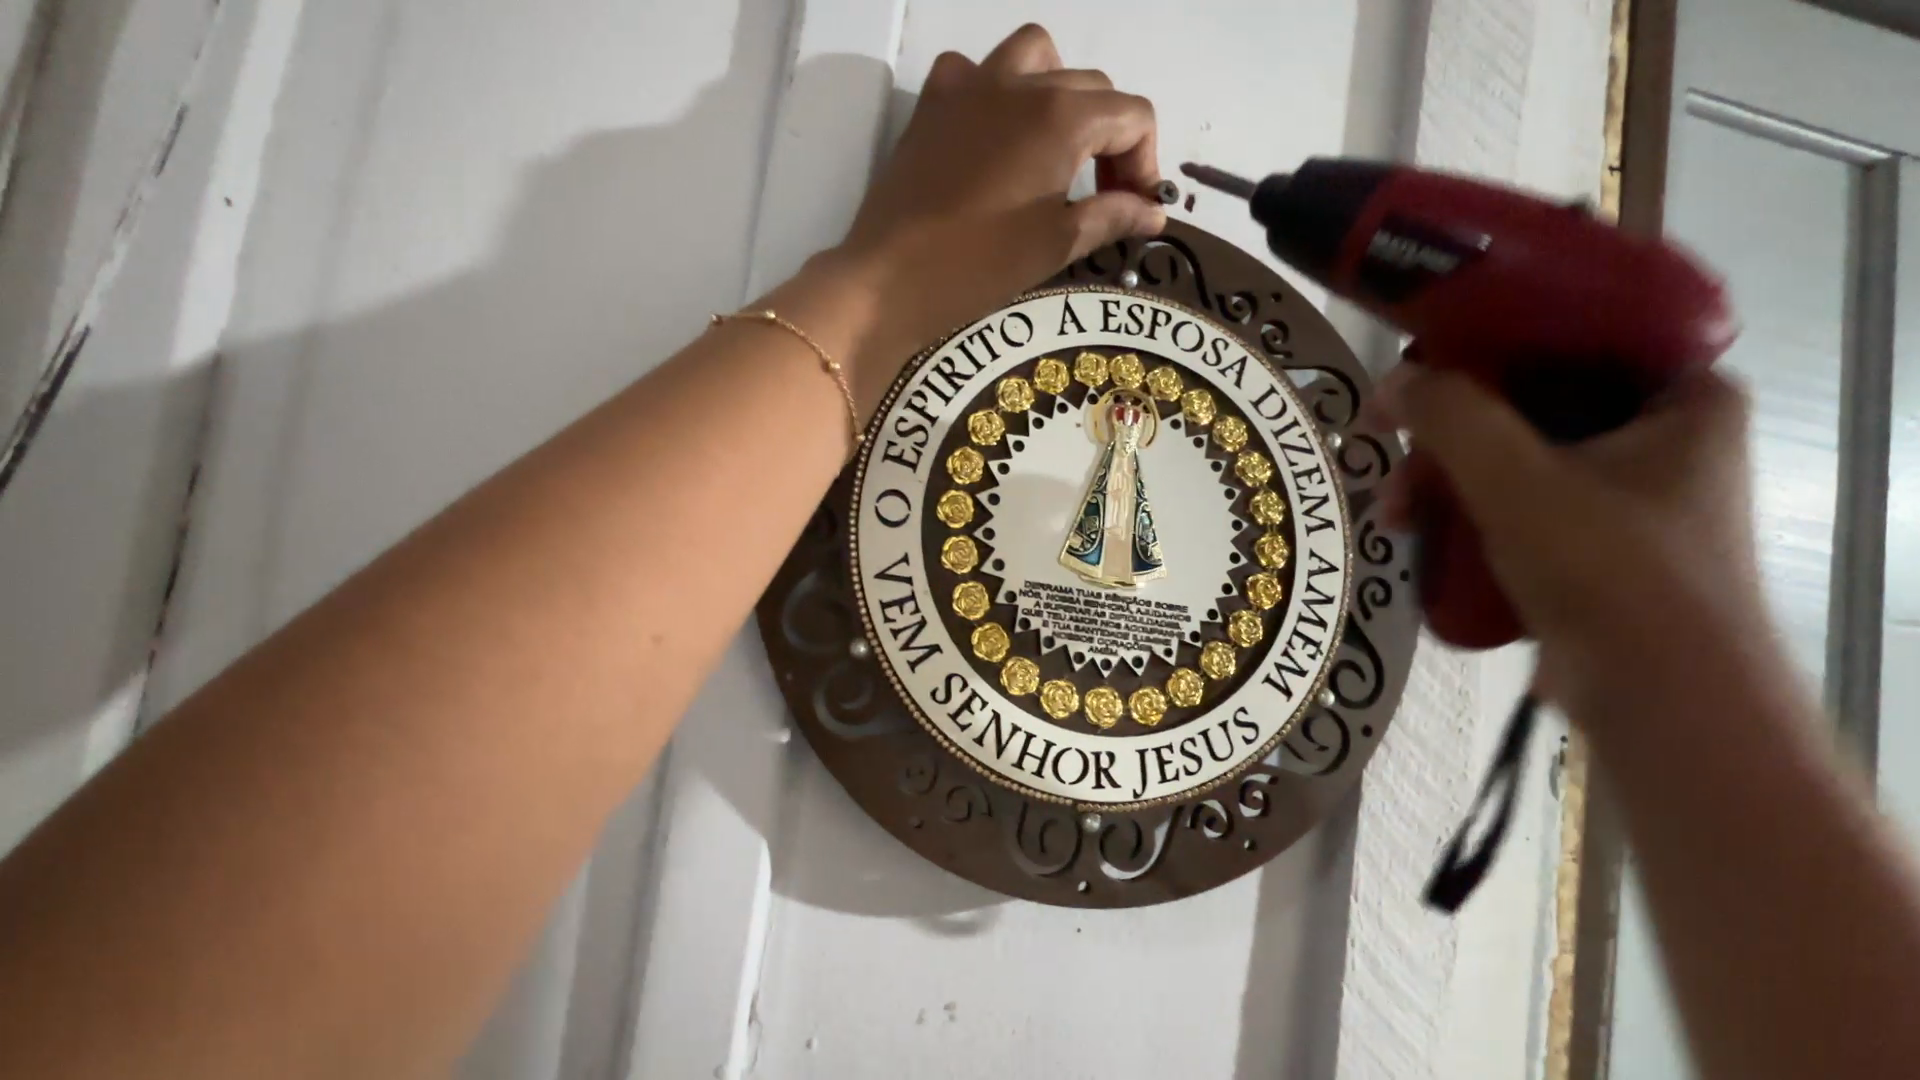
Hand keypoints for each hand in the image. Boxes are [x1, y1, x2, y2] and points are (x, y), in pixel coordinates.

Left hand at [835, 24, 1164, 368]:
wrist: (889, 279)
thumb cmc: (979, 265)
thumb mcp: (1055, 244)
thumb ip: (1112, 216)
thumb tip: (1153, 210)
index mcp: (1061, 115)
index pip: (1132, 115)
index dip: (1145, 162)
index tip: (1135, 207)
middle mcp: (1020, 83)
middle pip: (1092, 87)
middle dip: (1111, 137)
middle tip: (1103, 194)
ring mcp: (970, 85)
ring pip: (1037, 56)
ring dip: (1061, 91)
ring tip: (1056, 147)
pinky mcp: (933, 104)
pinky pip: (976, 71)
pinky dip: (998, 91)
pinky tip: (995, 136)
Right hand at [1378, 364, 1772, 725]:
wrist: (1665, 707)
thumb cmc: (1610, 574)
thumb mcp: (1520, 483)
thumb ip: (1453, 419)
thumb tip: (1393, 382)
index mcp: (1683, 399)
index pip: (1575, 337)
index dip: (1489, 345)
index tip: (1424, 366)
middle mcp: (1665, 438)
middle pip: (1533, 405)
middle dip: (1449, 436)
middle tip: (1393, 456)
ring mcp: (1631, 497)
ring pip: (1518, 459)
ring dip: (1447, 481)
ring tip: (1395, 515)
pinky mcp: (1599, 547)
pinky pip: (1521, 505)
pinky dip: (1471, 514)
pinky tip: (1423, 535)